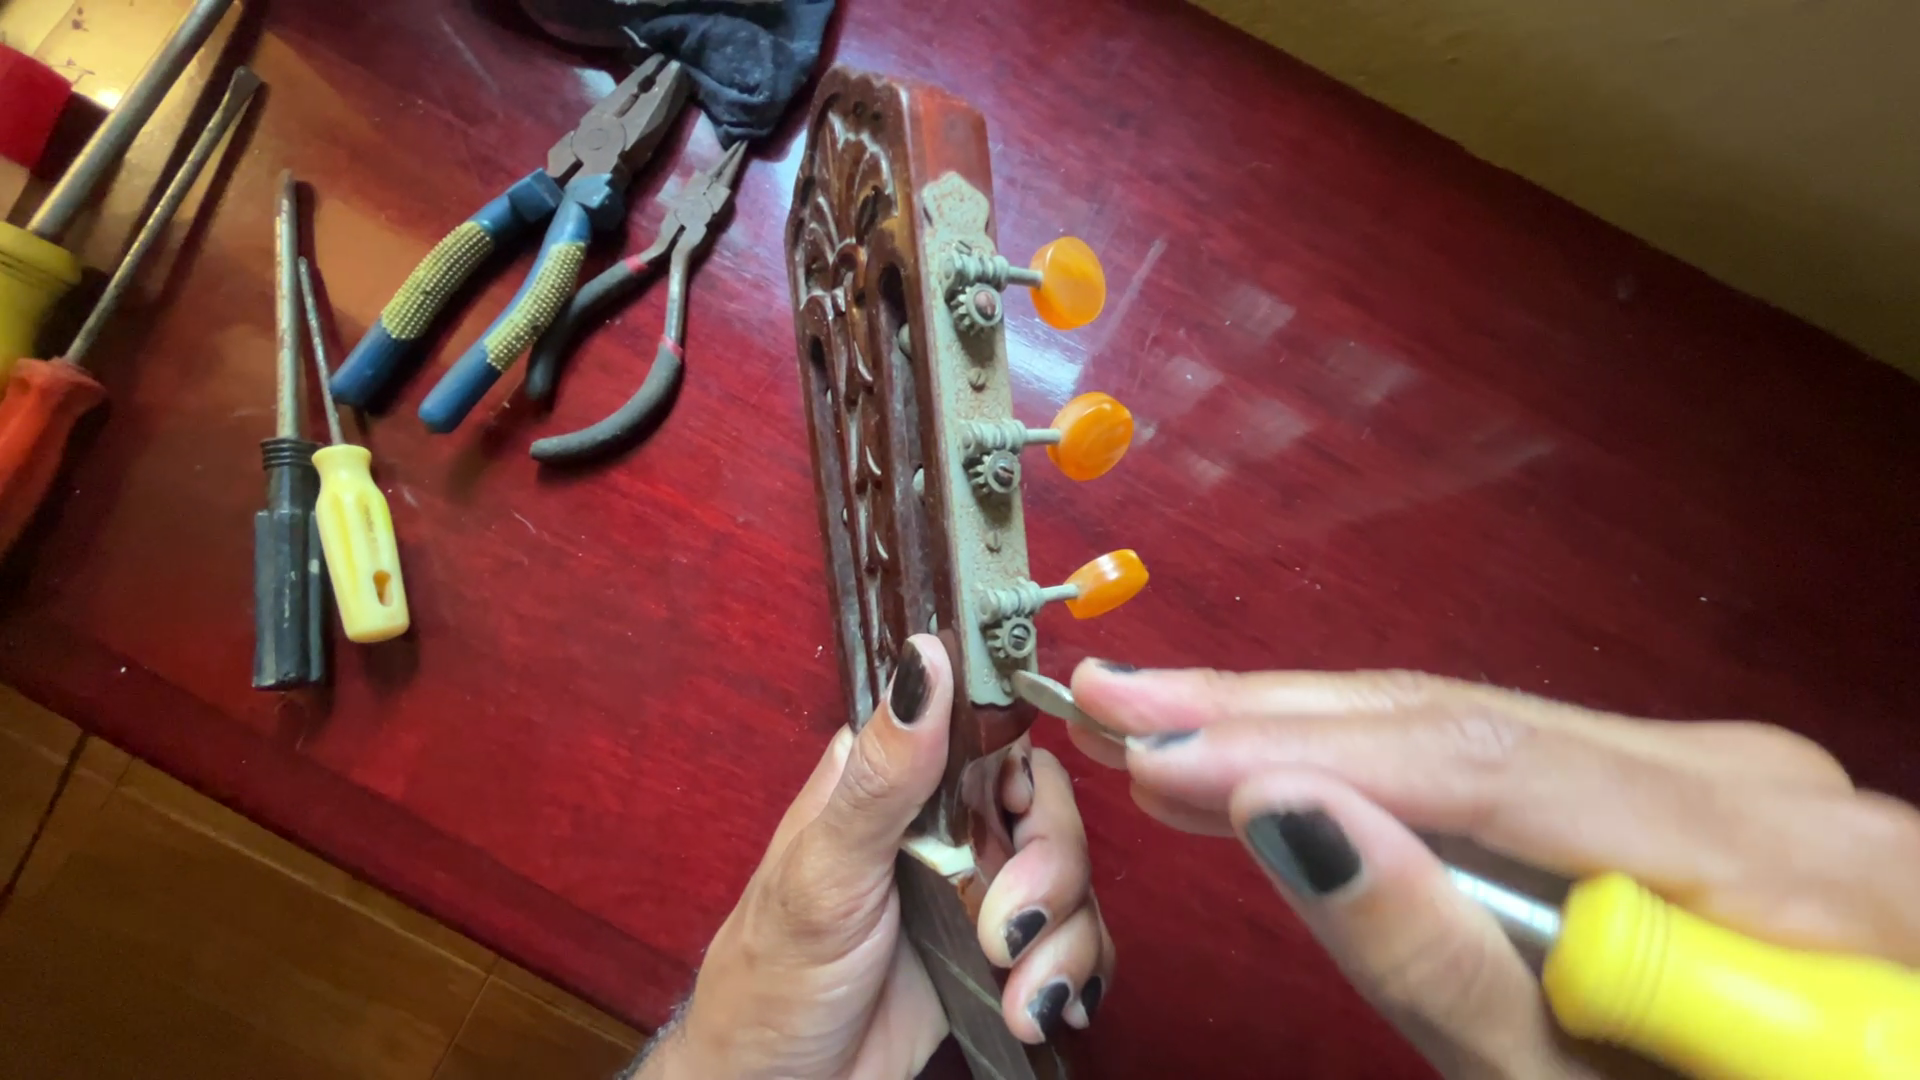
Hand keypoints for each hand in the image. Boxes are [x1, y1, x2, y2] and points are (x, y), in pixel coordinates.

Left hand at [636, 635, 1112, 1079]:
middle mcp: (948, 818)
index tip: (1019, 807)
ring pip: (1071, 871)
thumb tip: (926, 654)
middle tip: (1006, 930)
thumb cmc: (778, 972)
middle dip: (1051, 868)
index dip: (1022, 759)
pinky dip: (1073, 972)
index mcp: (898, 776)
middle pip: (1046, 801)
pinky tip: (1040, 1008)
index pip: (988, 728)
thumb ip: (884, 772)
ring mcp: (981, 881)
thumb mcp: (826, 868)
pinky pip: (1075, 935)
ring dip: (1063, 937)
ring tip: (1019, 994)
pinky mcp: (1004, 945)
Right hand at [1068, 662, 1919, 1078]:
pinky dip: (1339, 753)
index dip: (1290, 747)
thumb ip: (1445, 961)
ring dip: (1274, 724)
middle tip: (1107, 695)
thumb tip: (1283, 808)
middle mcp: (1725, 775)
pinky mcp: (1628, 782)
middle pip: (1440, 719)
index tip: (1147, 752)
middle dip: (1252, 711)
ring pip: (1433, 724)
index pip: (1475, 762)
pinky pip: (1456, 755)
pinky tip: (1245, 744)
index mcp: (1773, 860)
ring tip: (1145, 712)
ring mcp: (1680, 768)